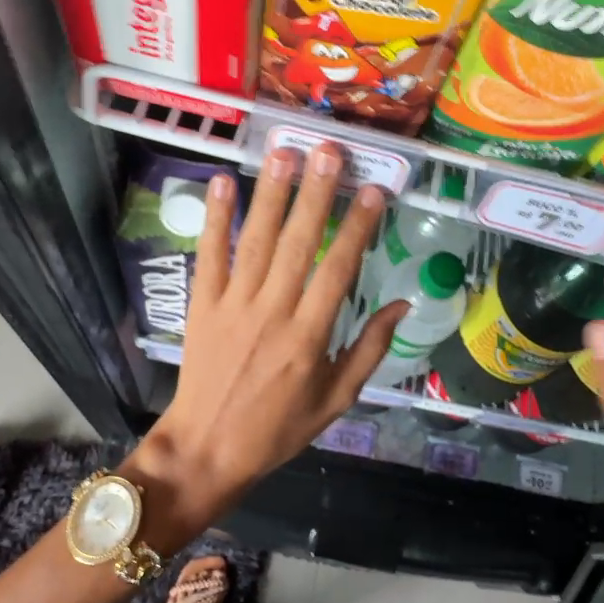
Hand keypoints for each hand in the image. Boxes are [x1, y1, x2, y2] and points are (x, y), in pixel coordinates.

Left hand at [139, 143, 404, 513]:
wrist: (207, 450)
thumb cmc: (279, 428)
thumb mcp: (337, 400)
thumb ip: (370, 350)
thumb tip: (402, 303)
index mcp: (309, 337)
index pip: (338, 271)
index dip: (357, 228)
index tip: (374, 191)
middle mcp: (272, 312)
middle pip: (296, 244)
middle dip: (315, 195)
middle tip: (329, 152)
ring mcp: (232, 305)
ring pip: (254, 241)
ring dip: (270, 194)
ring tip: (284, 152)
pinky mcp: (201, 305)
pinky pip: (208, 256)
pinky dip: (214, 219)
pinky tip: (222, 182)